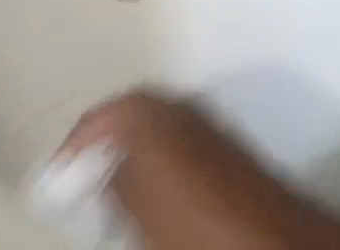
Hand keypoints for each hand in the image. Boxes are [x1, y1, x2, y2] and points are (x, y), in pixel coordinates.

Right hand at [62, 91, 339, 249]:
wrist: (282, 242)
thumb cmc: (195, 223)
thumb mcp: (135, 207)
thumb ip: (111, 182)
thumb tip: (105, 174)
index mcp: (141, 109)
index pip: (90, 125)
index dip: (71, 155)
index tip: (57, 182)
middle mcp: (171, 103)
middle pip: (122, 124)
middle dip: (105, 154)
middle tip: (87, 188)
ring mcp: (202, 121)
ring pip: (152, 138)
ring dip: (134, 162)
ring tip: (120, 199)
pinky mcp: (227, 147)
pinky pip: (178, 150)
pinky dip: (163, 169)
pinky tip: (159, 199)